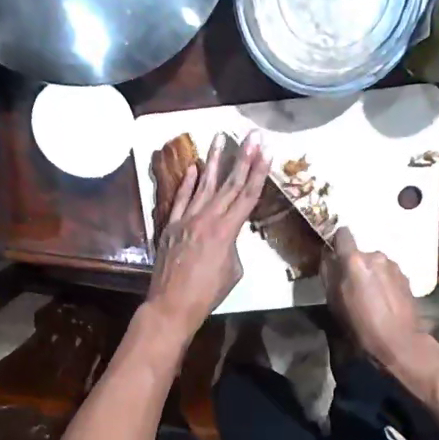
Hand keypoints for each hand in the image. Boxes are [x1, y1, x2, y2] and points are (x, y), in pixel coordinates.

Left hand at [147, 133, 266, 329]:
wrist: (172, 304)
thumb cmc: (208, 293)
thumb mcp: (233, 270)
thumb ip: (233, 245)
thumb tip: (227, 235)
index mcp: (227, 231)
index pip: (247, 195)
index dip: (259, 172)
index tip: (267, 150)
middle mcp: (207, 218)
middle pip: (229, 184)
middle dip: (243, 158)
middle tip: (252, 135)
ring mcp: (187, 219)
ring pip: (204, 185)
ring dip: (214, 160)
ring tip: (220, 137)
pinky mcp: (171, 225)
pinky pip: (181, 199)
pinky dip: (188, 182)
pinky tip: (194, 167)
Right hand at [324, 228, 428, 370]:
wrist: (398, 340)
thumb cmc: (360, 325)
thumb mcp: (334, 302)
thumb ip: (328, 274)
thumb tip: (327, 256)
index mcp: (355, 260)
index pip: (343, 234)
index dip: (338, 242)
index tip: (335, 254)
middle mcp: (376, 256)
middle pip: (360, 253)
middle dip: (355, 265)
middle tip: (353, 286)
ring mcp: (394, 266)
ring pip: (376, 263)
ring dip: (371, 273)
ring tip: (371, 296)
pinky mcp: (406, 277)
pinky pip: (388, 273)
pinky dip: (384, 281)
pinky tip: (385, 300)